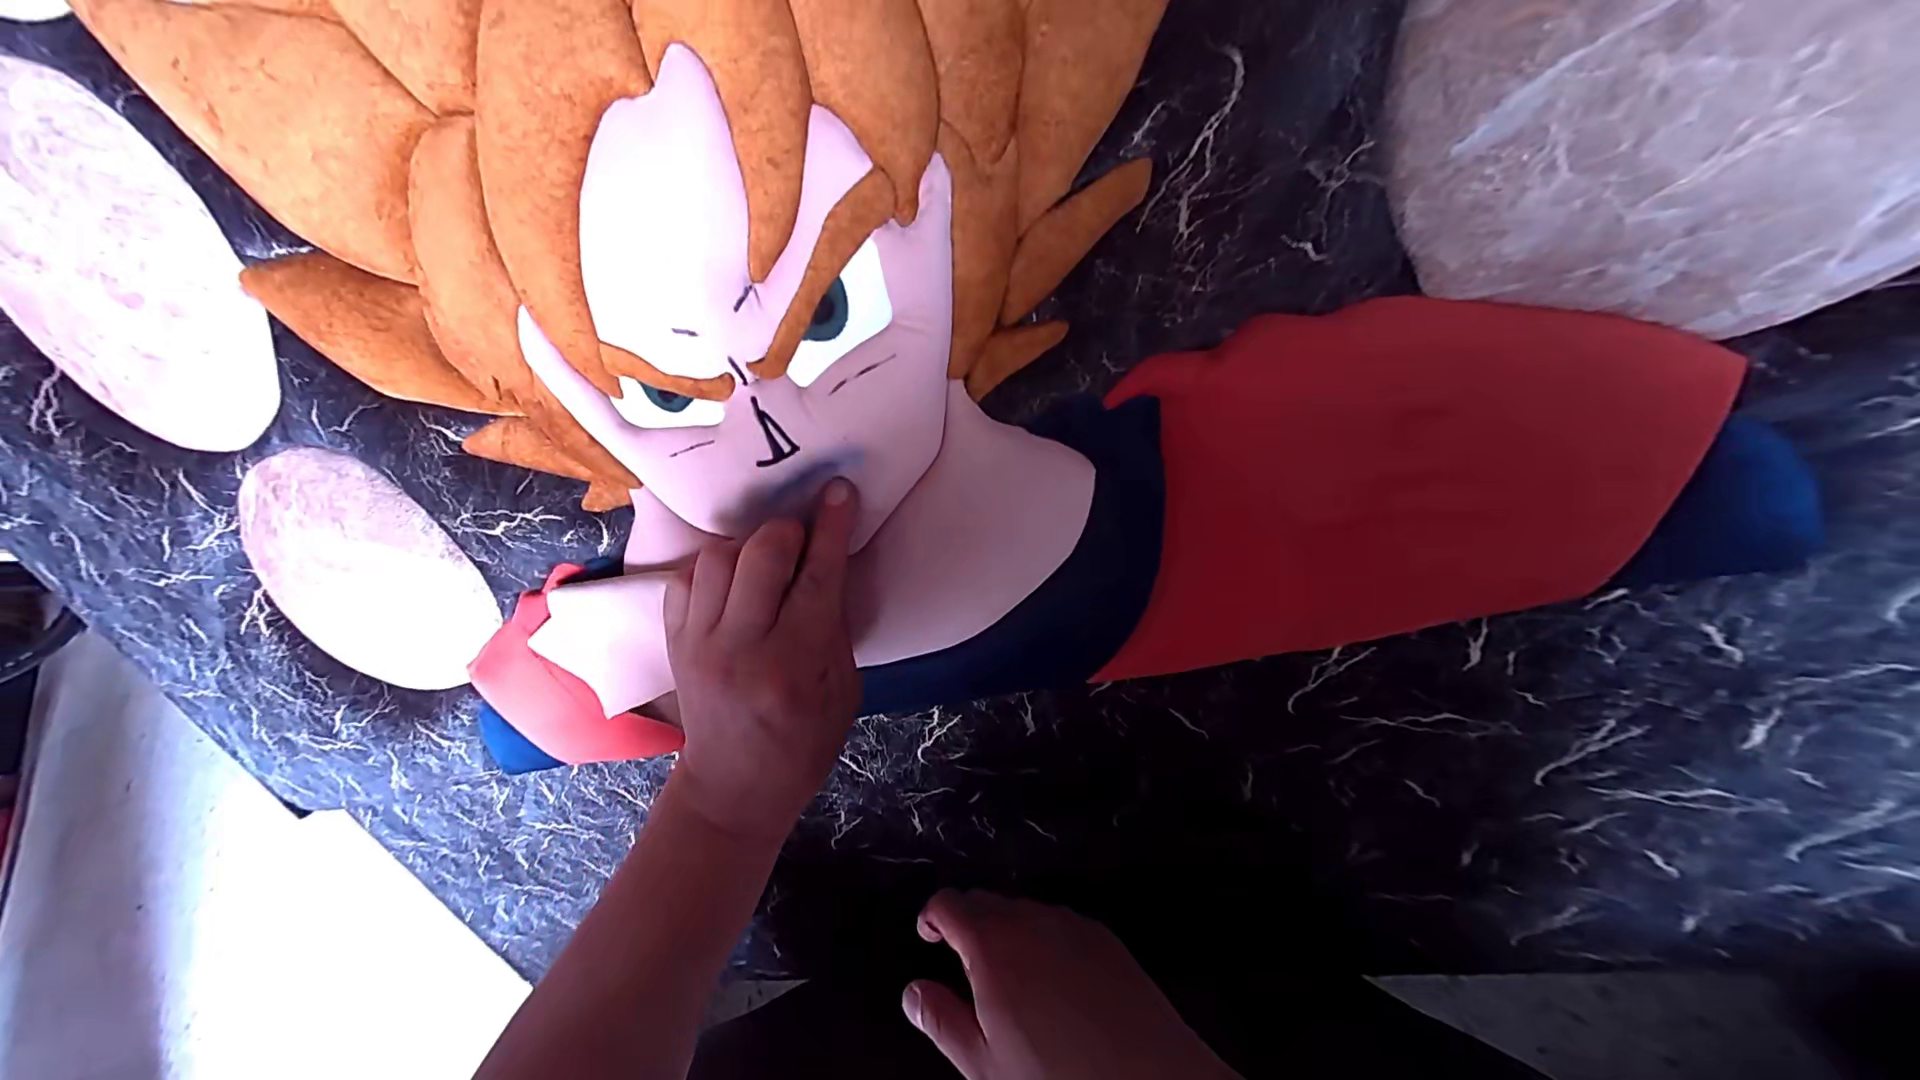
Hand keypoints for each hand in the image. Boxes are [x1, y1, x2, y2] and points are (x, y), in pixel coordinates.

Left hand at [662, 479, 861, 841]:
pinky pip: (688, 575)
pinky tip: (735, 580)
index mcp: (794, 665)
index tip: (840, 492)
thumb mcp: (845, 688)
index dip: (831, 527)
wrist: (734, 788)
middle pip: (761, 553)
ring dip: (751, 545)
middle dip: (790, 531)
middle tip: (804, 540)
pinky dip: (715, 564)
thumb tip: (829, 561)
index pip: (815, 577)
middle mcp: (740, 647)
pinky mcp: (672, 641)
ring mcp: (697, 642)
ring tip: (769, 563)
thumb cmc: (805, 743)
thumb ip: (834, 623)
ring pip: (719, 555)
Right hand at [904, 891, 1241, 1079]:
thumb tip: (912, 993)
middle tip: (964, 965)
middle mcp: (1029, 919)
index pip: (949, 903)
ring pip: (1023, 911)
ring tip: (1012, 983)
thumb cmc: (1057, 1078)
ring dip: (1007, 931)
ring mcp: (1070, 923)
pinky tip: (1055, 985)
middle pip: (985, 901)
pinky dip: (1044, 939)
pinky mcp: (1102, 935)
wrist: (1149, 1079)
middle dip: (966, 923)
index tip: (927, 935)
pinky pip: (1059, 923)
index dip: (931, 916)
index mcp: (992, 944)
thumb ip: (941, 1021)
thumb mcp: (984, 1064)